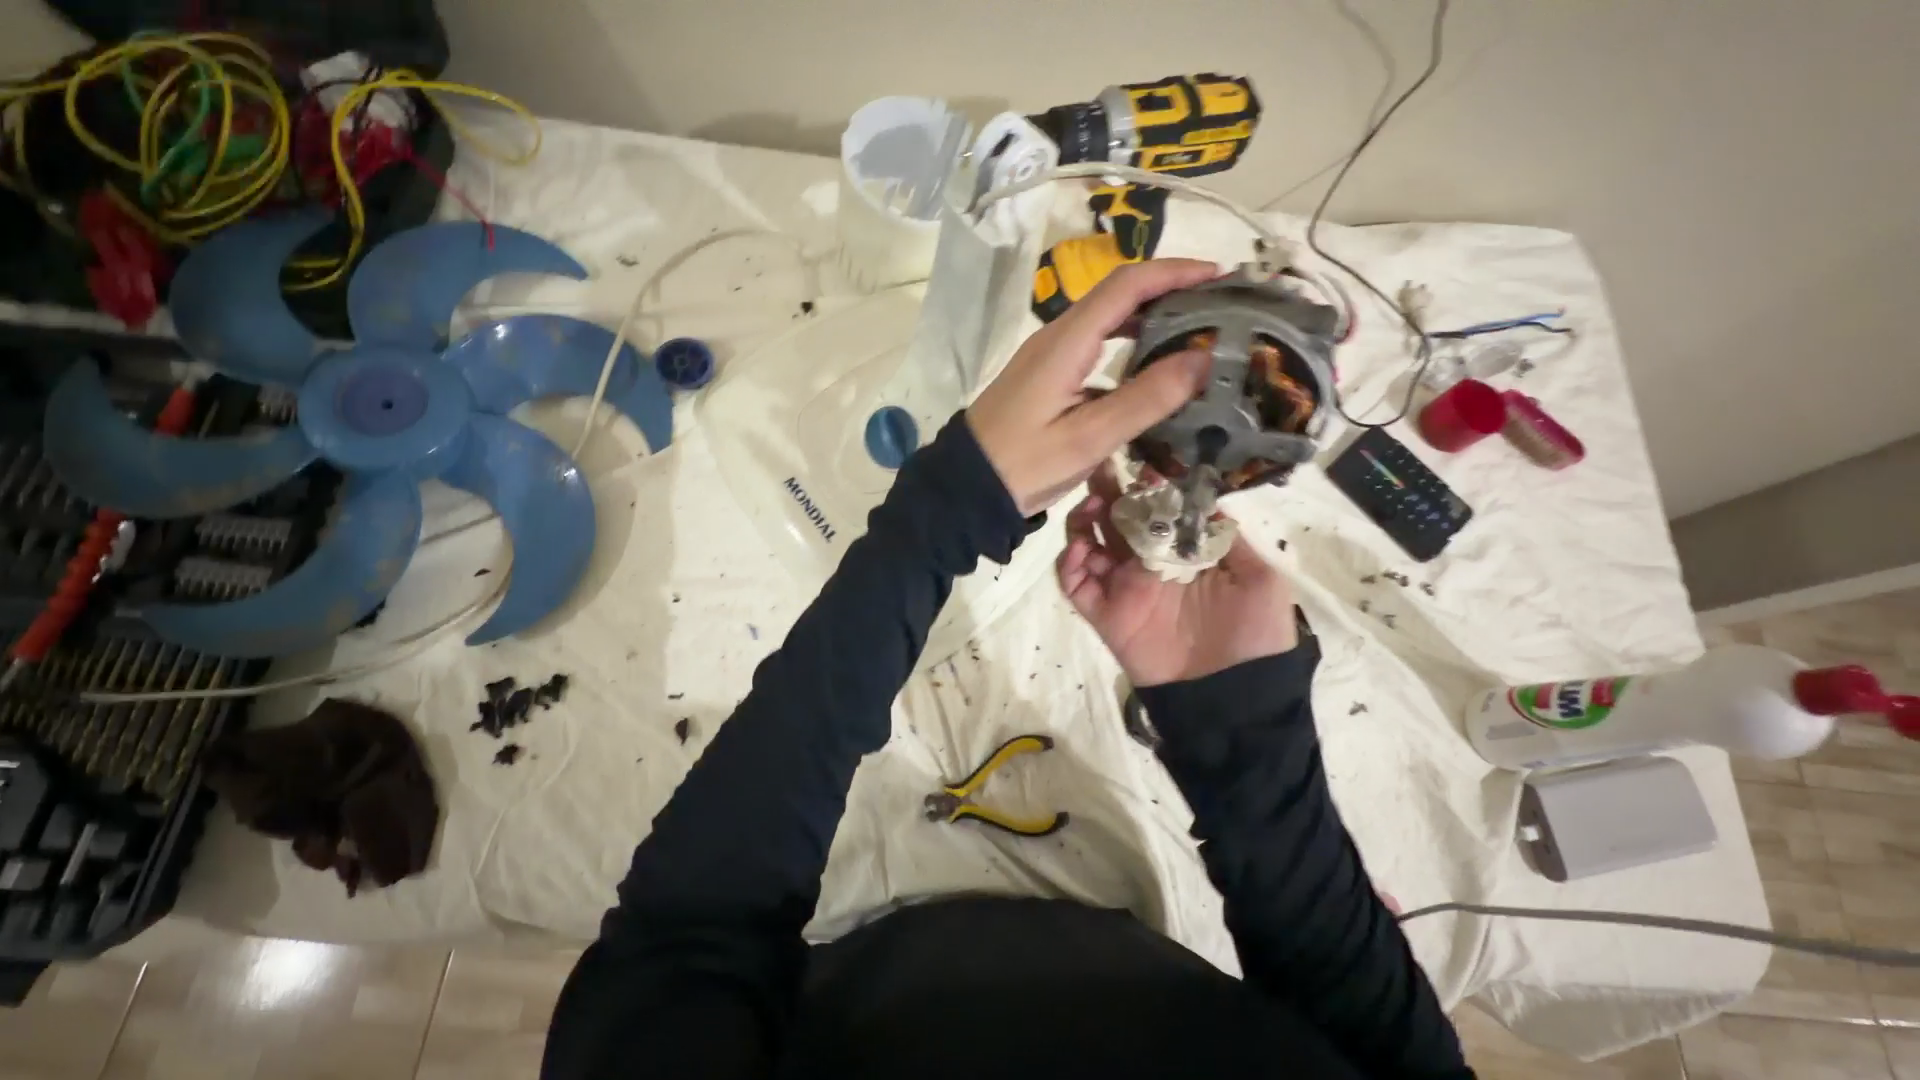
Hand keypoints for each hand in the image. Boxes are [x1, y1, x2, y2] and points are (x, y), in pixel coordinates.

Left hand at [966, 258, 1218, 515]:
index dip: (1174, 272)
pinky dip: (1131, 347)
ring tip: (1198, 334)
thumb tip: (1202, 359)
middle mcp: (1057, 338)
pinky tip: (1155, 372)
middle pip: (1118, 296)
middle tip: (1218, 307)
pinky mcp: (1048, 378)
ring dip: (1151, 318)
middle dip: (1170, 291)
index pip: (1125, 286)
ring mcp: (1050, 358)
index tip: (1219, 276)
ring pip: (1107, 321)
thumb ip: (1144, 400)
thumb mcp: (1087, 439)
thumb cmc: (1023, 465)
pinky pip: (1096, 348)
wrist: (964, 488)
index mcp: (1066, 343)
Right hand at [1057, 465, 1297, 687]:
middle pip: (1117, 521)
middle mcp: (1150, 566)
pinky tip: (1080, 549)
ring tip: (1089, 507)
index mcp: (1184, 554)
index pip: (1156, 512)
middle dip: (1107, 494)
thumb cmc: (1254, 633)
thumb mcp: (1259, 578)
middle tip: (1101, 472)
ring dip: (1082, 523)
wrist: (1234, 693)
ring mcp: (1125, 590)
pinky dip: (1069, 564)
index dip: (1147, 488)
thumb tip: (1199, 501)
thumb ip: (1228, 538)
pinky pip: (1076, 586)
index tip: (1141, 466)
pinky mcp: (1106, 615)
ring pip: (1089, 546)